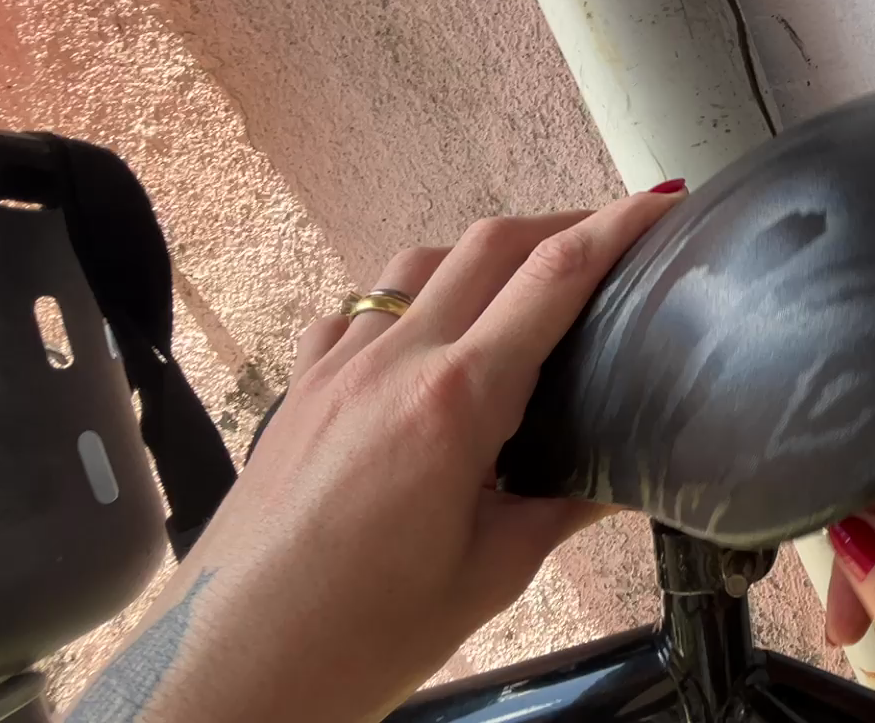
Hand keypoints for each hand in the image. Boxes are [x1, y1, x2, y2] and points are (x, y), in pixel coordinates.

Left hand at [66, 188, 685, 722]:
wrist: (213, 689)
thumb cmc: (364, 638)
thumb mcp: (495, 571)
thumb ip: (568, 504)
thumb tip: (627, 477)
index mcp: (458, 400)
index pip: (555, 277)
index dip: (616, 225)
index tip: (661, 201)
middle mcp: (397, 360)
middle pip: (491, 242)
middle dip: (562, 221)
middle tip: (611, 238)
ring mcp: (337, 367)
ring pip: (423, 261)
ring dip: (488, 252)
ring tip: (525, 284)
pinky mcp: (298, 388)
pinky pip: (360, 307)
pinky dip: (412, 294)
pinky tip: (426, 331)